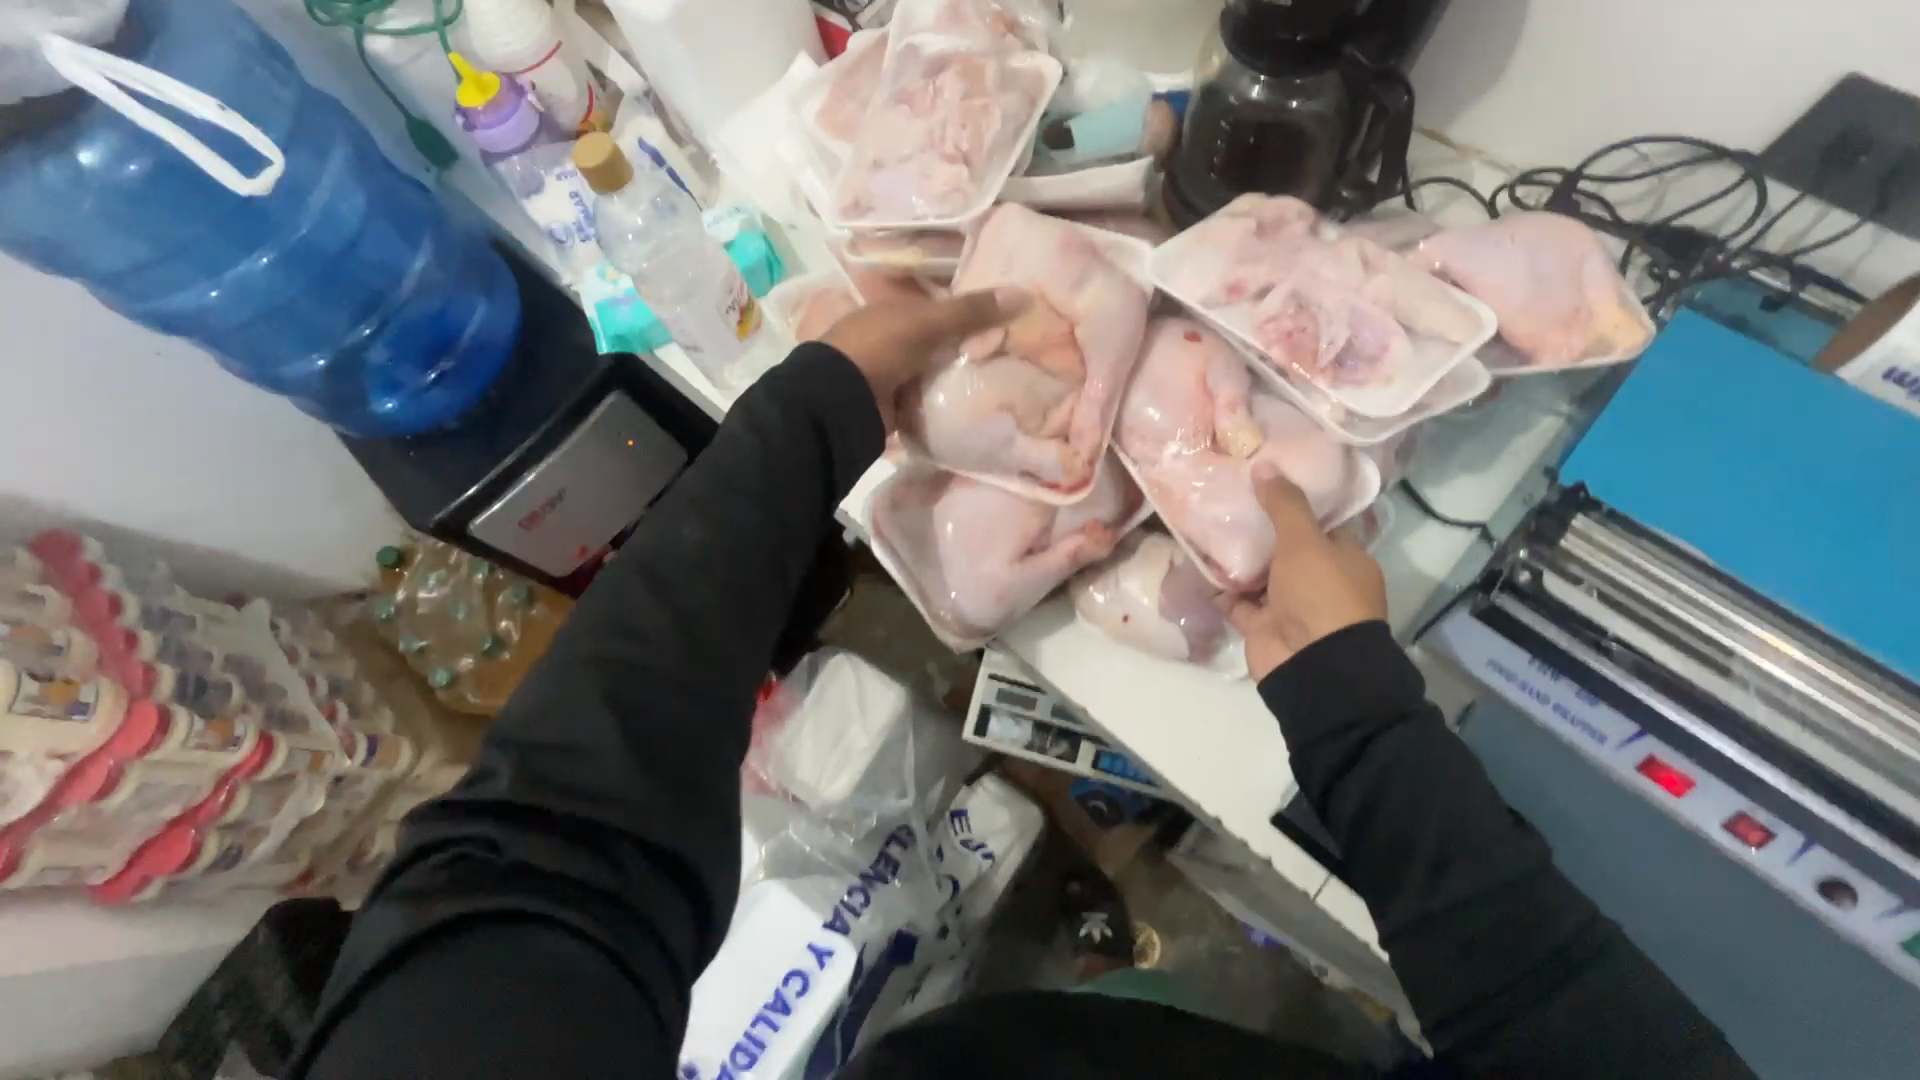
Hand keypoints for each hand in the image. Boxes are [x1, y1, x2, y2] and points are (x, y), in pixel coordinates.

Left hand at [820, 285, 1030, 429]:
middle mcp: (891, 338)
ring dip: (960, 376)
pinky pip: (930, 400)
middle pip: (938, 340)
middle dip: (968, 345)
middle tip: (1013, 348)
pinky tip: (978, 403)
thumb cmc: (880, 346)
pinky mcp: (896, 405)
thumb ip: (973, 311)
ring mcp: (892, 373)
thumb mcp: (929, 322)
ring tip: (1005, 377)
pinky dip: (948, 402)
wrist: (842, 401)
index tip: (1003, 314)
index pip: (936, 303)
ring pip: (935, 371)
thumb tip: (1025, 293)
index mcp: (892, 309)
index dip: (966, 307)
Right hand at [1224, 463, 1388, 681]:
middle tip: (1228, 498)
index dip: (1298, 502)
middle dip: (1260, 528)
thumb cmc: (1321, 595)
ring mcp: (1289, 605)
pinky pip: (1237, 601)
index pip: (1323, 523)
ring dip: (1237, 558)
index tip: (1268, 480)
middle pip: (1286, 547)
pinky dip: (1221, 588)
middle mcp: (1319, 580)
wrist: (1313, 664)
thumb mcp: (1305, 541)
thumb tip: (1264, 464)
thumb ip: (1284, 505)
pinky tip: (1198, 564)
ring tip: (1207, 526)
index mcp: (1344, 558)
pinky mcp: (1262, 625)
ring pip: (1259, 574)